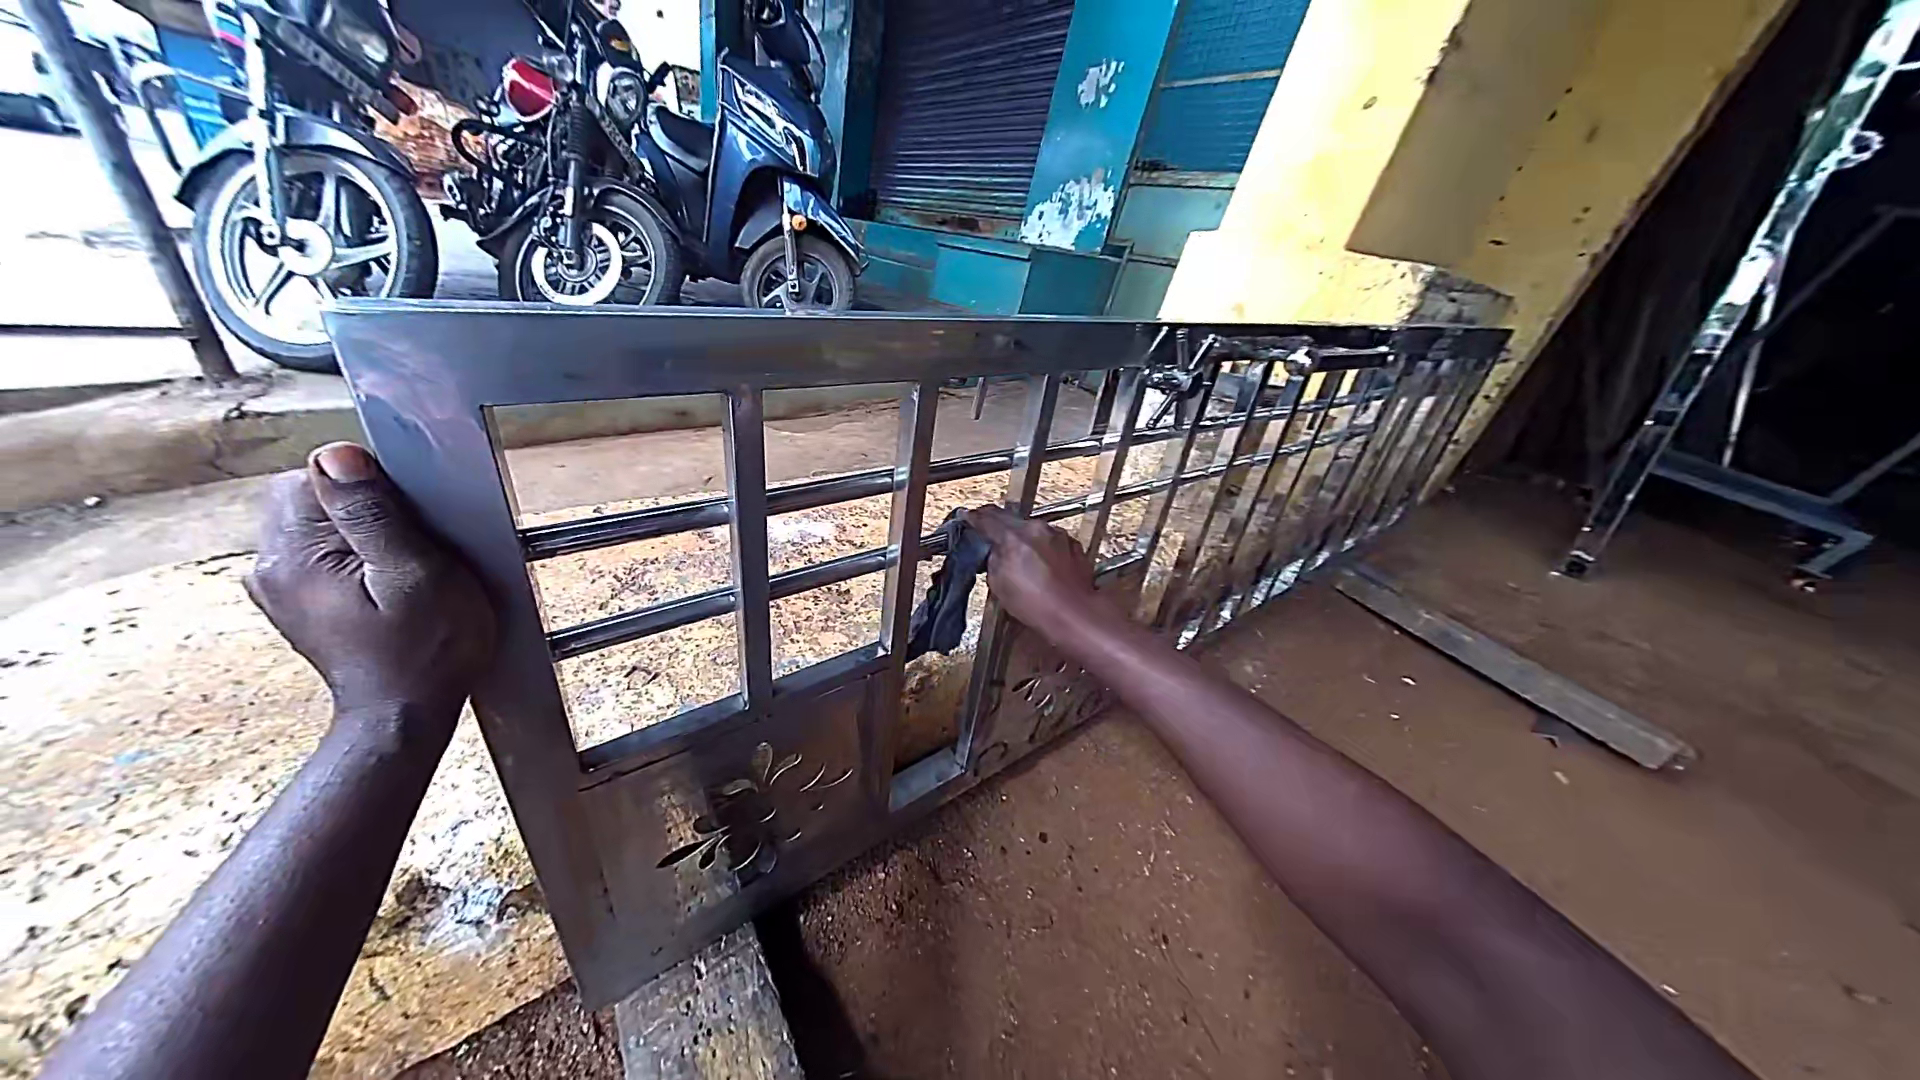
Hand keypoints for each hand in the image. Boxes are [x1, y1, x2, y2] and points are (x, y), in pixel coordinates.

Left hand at [246, 443, 495, 736]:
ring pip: (322, 523)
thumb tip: (339, 455)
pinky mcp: (301, 599)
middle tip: (418, 546)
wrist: (409, 711)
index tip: (415, 520)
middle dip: (370, 508)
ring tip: (410, 568)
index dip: (375, 485)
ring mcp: (282, 585)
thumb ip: (375, 517)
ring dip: (369, 531)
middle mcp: (272, 567)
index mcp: (295, 557)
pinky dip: (363, 554)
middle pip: (313, 497)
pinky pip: (326, 551)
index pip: (316, 477)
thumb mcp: (418, 576)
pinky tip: (395, 581)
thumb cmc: (428, 650)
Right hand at [966, 505, 1104, 641]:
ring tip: (1020, 563)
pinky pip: (1051, 540)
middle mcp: (1037, 529)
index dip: (974, 518)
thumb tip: (992, 549)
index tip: (969, 518)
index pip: (987, 517)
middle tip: (993, 544)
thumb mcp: (998, 583)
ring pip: (1032, 530)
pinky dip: (1043, 549)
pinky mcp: (1073, 546)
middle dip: (1000, 530)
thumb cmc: (1037, 605)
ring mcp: (1058, 535)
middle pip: (1011, 520)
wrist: (1074, 614)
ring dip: (1023, 541)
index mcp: (1014, 536)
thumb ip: (992, 558)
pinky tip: (1041, 568)